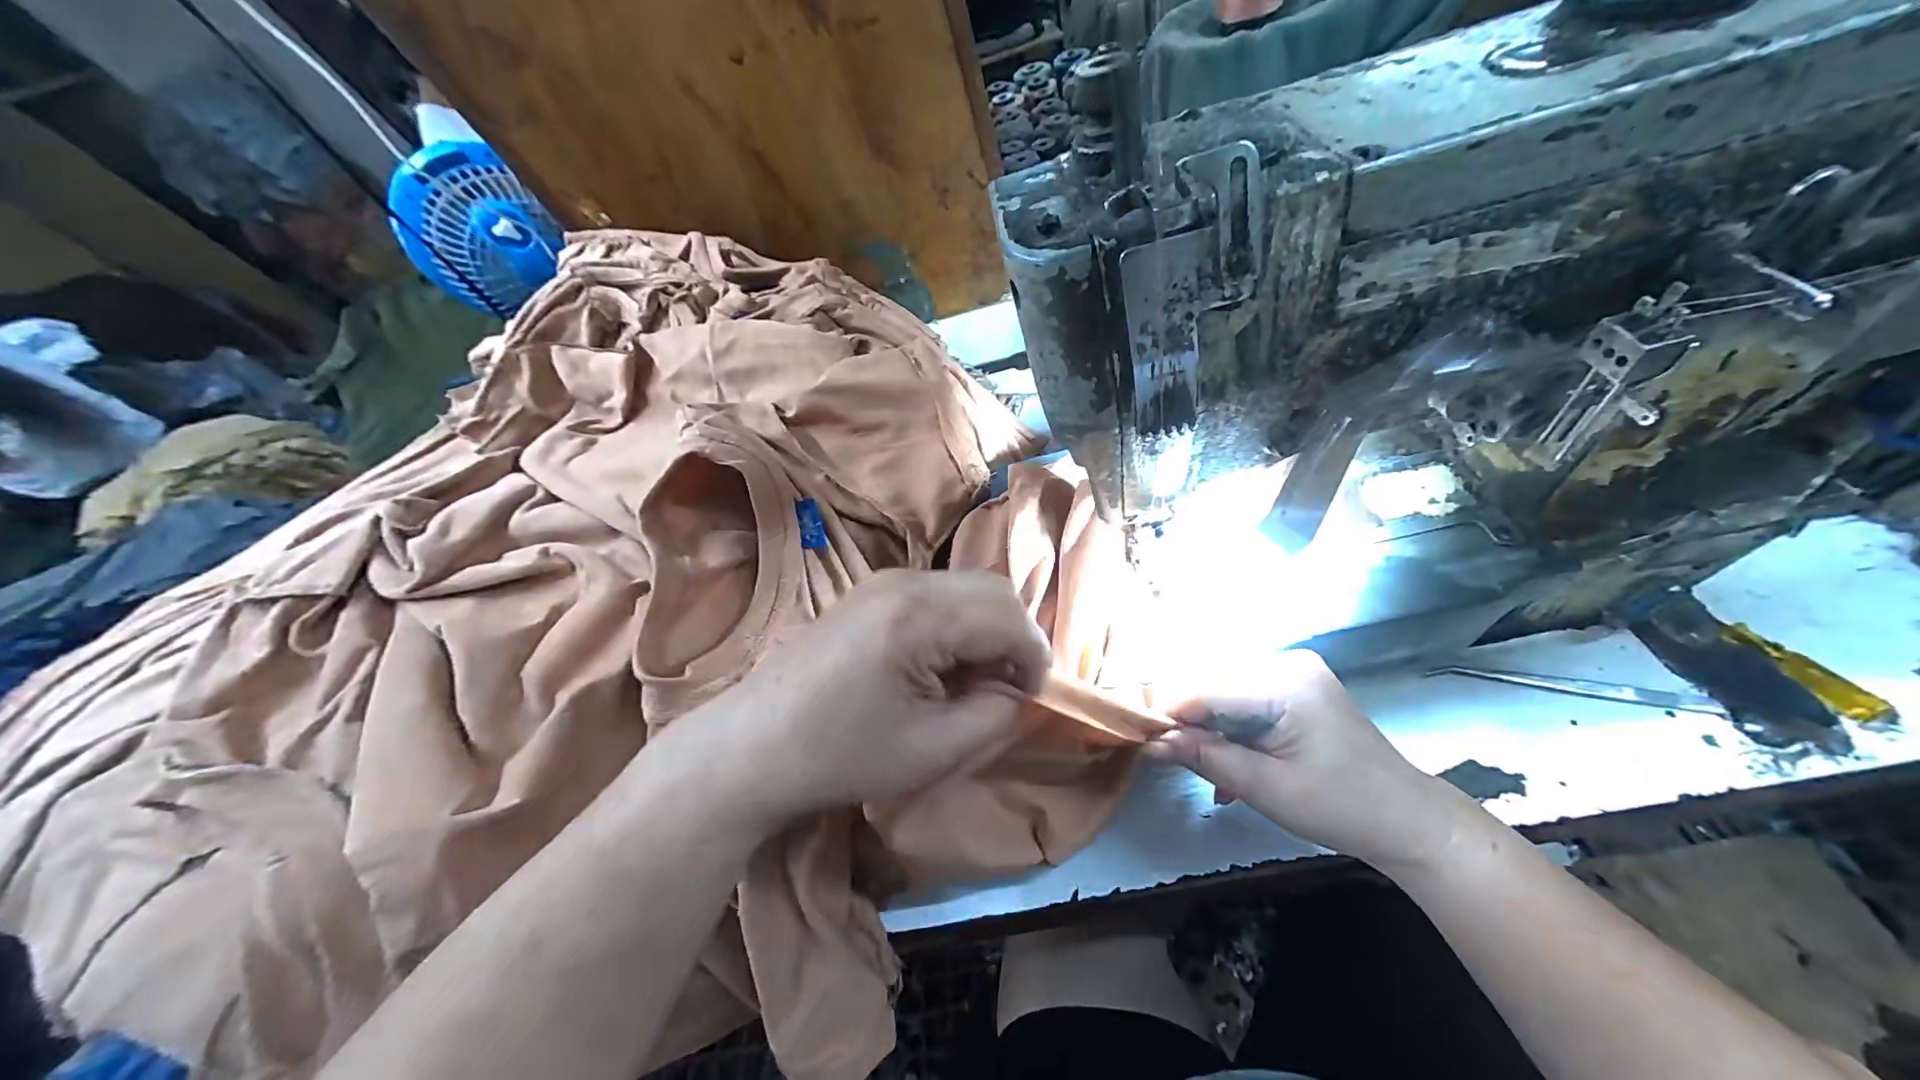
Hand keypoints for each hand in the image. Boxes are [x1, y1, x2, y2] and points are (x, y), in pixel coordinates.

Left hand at [694, 570, 1051, 827]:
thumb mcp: (933, 750)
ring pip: (967, 588)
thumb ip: (995, 714)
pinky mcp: (868, 593)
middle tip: (1006, 692)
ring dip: (987, 630)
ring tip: (972, 683)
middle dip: (1016, 639)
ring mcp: (882, 581)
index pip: (1010, 616)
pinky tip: (939, 667)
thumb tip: (1019, 690)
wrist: (751, 747)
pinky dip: (957, 626)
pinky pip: (936, 595)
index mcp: (919, 615)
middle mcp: (904, 581)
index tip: (1030, 702)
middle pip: (994, 590)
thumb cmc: (841, 755)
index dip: (1036, 658)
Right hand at [1146, 650, 1472, 869]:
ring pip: (1223, 691)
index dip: (1168, 716)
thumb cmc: (1339, 807)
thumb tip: (1150, 743)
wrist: (1406, 819)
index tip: (1142, 742)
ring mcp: (1295, 670)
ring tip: (1211, 772)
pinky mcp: (1296, 683)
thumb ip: (1205, 758)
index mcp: (1285, 684)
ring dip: (1208, 728)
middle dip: (1189, 723)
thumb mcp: (1265, 788)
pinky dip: (1230, 726)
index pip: (1204, 691)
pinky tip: (1232, 762)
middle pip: (1211, 685)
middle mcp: (1288, 663)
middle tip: (1175, 761)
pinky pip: (1244, 696)